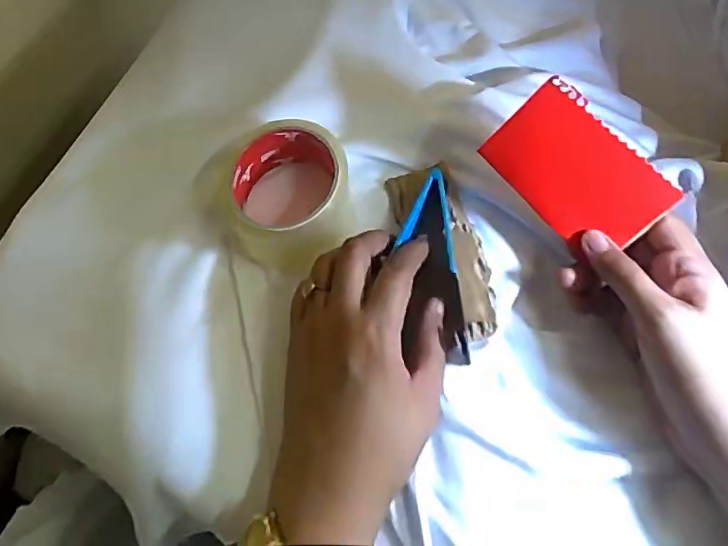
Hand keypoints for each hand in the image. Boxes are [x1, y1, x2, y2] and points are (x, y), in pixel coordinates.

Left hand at [270, 232, 446, 543]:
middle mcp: (338, 319)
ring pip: (322, 267)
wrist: (325, 490)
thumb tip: (433, 304)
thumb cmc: (383, 448)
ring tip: (367, 263)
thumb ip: (431, 343)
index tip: (424, 245)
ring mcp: (310, 329)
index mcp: (375, 332)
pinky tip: (338, 292)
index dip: (413, 251)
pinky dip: (322, 279)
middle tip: (394, 243)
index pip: (396, 270)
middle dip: (375, 238)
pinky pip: (304, 293)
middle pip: (351, 254)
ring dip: (346, 255)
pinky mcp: (294, 344)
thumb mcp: (425, 399)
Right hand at [563, 217, 727, 544]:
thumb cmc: (703, 371)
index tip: (589, 199)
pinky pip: (611, 305)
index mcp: (690, 268)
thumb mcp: (661, 317)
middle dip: (600, 242)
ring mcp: (655, 310)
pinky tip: (574, 298)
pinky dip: (591, 299)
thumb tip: (591, 235)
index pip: (657, 223)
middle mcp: (672, 282)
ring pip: (616, 277)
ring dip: (590, 273)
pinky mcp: (640, 336)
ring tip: (565, 279)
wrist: (725, 447)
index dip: (626, 208)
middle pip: (631, 248)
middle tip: (566, 243)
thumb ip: (623, 275)